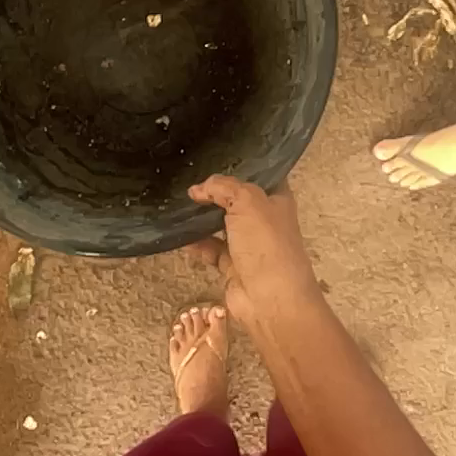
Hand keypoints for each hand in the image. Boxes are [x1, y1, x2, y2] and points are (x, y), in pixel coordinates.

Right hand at [185, 176, 321, 329]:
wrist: (270, 299)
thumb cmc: (266, 242)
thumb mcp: (246, 201)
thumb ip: (222, 187)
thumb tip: (197, 189)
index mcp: (277, 199)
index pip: (260, 174)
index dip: (240, 165)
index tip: (214, 157)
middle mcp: (264, 218)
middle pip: (236, 199)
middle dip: (215, 191)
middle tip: (188, 179)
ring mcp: (248, 243)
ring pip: (221, 223)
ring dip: (201, 217)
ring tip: (178, 203)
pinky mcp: (232, 265)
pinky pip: (210, 248)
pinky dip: (196, 242)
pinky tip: (180, 235)